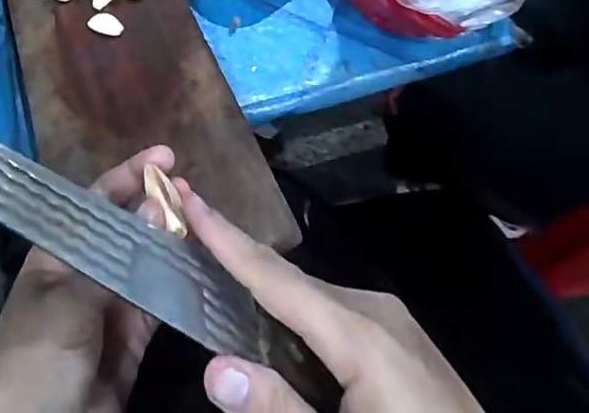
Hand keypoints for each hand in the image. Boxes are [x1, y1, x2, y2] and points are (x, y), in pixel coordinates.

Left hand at [0, 146, 184, 412]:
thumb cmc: (35, 361)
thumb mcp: (68, 305)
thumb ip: (117, 258)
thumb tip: (157, 204)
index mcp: (59, 256)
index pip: (96, 202)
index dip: (128, 175)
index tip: (165, 156)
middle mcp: (87, 273)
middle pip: (127, 228)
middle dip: (157, 205)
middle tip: (191, 187)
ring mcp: (111, 305)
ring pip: (148, 262)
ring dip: (174, 240)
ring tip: (205, 216)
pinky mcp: (132, 339)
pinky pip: (160, 300)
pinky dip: (181, 283)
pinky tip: (205, 262)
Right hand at [182, 192, 482, 412]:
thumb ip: (279, 408)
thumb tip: (213, 367)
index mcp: (359, 332)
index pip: (275, 276)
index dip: (226, 237)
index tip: (189, 196)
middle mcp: (373, 309)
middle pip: (291, 281)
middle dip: (239, 257)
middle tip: (191, 232)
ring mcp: (391, 320)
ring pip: (313, 297)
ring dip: (267, 288)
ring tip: (220, 272)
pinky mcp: (398, 337)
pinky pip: (335, 313)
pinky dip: (298, 312)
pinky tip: (278, 323)